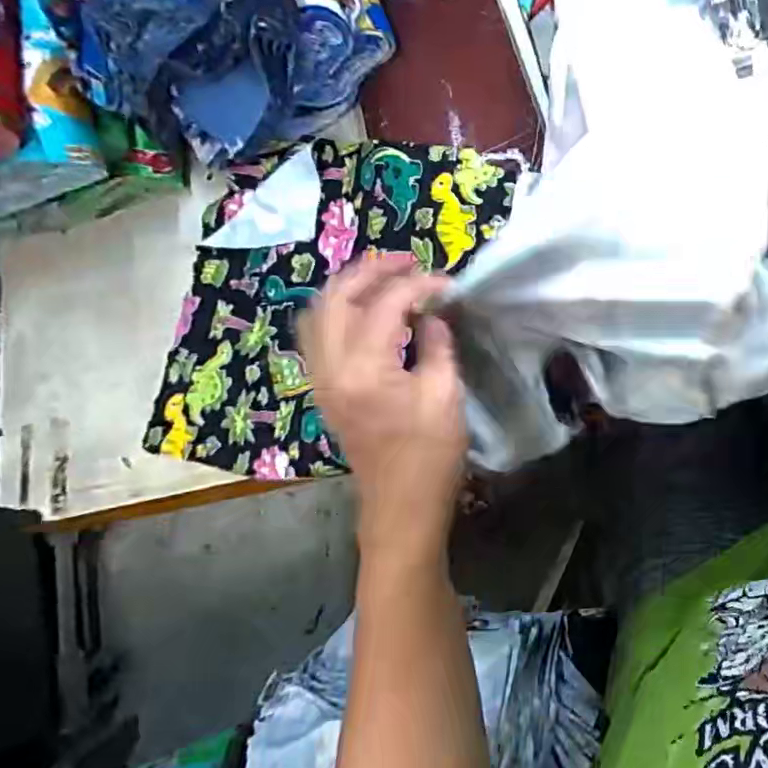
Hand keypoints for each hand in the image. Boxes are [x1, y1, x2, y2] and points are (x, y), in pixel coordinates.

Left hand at [298, 257, 466, 549]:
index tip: (448, 283)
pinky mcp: (324, 390)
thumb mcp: (445, 397)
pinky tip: (366, 312)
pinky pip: (319, 334)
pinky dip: (339, 311)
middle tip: (408, 260)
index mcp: (364, 369)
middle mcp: (331, 367)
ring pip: (320, 312)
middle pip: (338, 297)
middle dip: (373, 270)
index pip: (386, 305)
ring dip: (350, 287)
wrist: (401, 506)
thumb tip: (433, 316)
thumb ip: (437, 347)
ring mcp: (321, 379)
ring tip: (385, 277)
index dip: (418, 286)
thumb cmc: (431, 457)